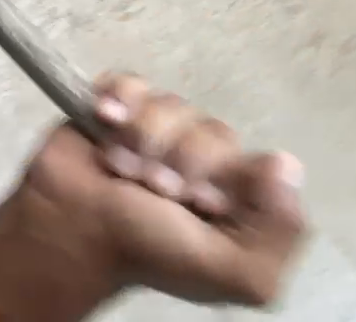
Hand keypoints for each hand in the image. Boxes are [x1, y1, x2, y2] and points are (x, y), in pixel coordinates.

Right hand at [0, 75, 305, 320]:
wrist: (70, 225)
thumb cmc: (150, 252)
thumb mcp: (238, 273)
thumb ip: (280, 229)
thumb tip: (284, 161)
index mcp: (235, 196)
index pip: (255, 161)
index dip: (225, 176)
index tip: (199, 202)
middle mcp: (199, 158)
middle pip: (211, 130)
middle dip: (178, 160)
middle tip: (152, 187)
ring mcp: (153, 129)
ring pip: (169, 104)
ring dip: (141, 138)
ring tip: (118, 165)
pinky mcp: (111, 105)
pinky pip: (130, 81)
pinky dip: (118, 97)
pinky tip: (104, 118)